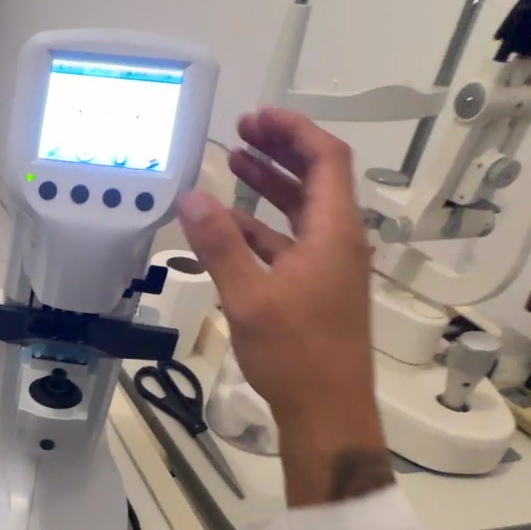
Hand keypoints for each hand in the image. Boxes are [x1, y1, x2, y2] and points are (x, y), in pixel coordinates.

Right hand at [176, 108, 392, 506]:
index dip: (292, 132)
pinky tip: (230, 230)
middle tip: (241, 133)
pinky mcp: (315, 292)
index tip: (254, 118)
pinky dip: (261, 230)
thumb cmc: (296, 354)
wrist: (327, 411)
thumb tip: (191, 196)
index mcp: (333, 233)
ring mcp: (328, 268)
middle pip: (315, 180)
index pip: (325, 160)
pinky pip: (288, 245)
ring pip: (300, 214)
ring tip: (235, 166)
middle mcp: (338, 243)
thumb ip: (219, 245)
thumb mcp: (249, 297)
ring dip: (270, 188)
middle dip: (279, 152)